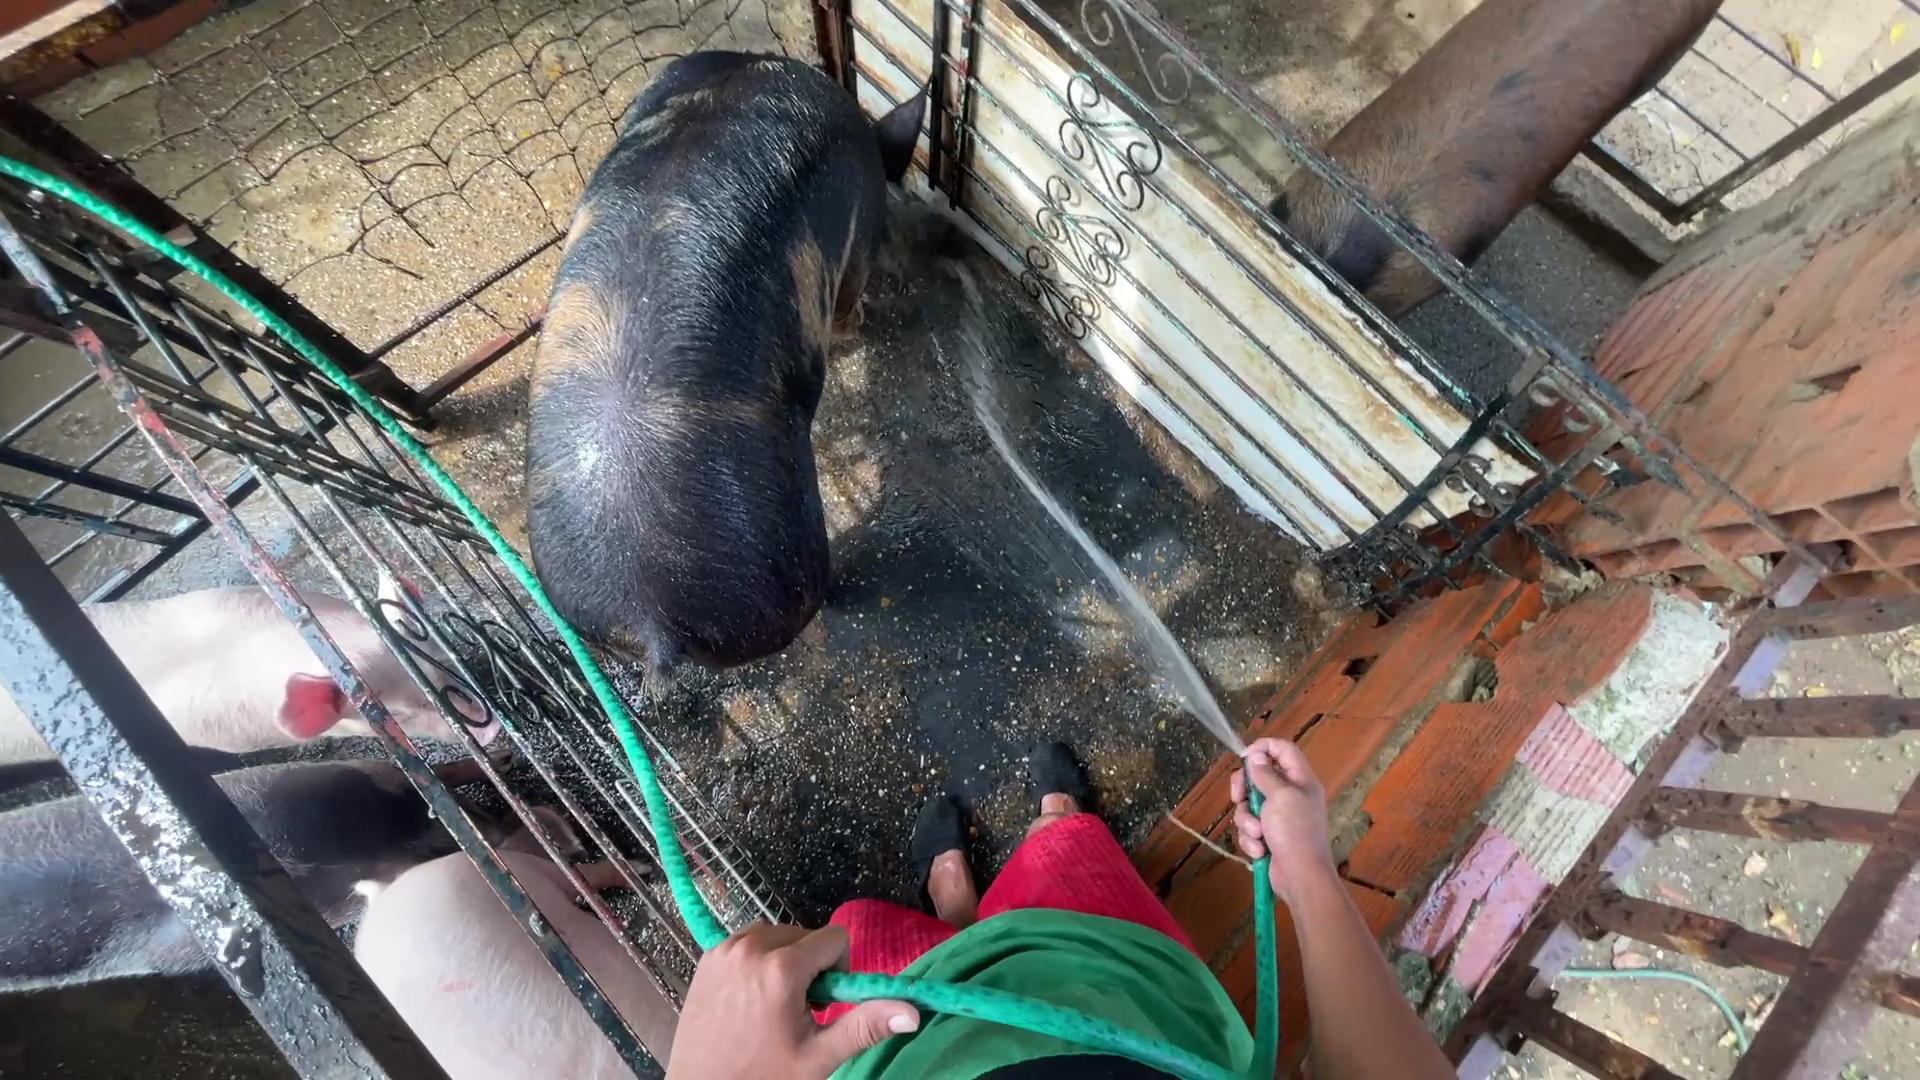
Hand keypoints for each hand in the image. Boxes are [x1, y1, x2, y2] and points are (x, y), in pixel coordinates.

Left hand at [665, 923, 918, 1078]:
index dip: (838, 969)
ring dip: (785, 960)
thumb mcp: (817, 1060)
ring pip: (778, 935)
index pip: (835, 938)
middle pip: (806, 935)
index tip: (823, 1004)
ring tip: (772, 1006)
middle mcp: (754, 945)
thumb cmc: (762, 1079)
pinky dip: (758, 960)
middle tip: (797, 1011)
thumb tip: (912, 1010)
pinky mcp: (709, 955)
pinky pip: (750, 941)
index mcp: (783, 967)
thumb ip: (864, 1026)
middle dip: (810, 966)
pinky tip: (749, 998)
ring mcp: (727, 948)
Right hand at [1230, 738, 1337, 902]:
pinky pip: (1249, 826)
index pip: (1283, 750)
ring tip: (1257, 833)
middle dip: (1244, 788)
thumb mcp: (1280, 796)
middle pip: (1258, 776)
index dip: (1264, 747)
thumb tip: (1255, 756)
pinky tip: (1259, 849)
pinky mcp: (1268, 835)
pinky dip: (1250, 837)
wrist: (1300, 877)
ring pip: (1249, 804)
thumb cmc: (1294, 831)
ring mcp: (1279, 817)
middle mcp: (1290, 795)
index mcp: (1300, 781)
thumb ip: (1265, 774)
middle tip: (1238, 797)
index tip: (1244, 757)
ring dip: (1247, 819)